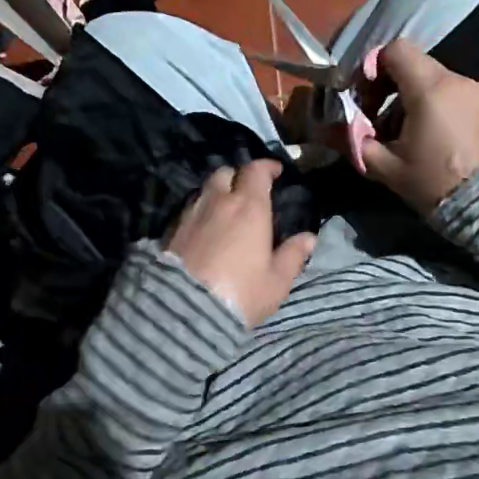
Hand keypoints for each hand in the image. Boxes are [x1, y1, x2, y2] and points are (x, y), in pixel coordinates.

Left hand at [164, 159, 317, 327]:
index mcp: (249, 207)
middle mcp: (218, 202)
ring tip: (226, 211)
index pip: (256, 171)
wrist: (186, 311)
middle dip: (238, 177)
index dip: (266, 167)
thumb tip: (308, 238)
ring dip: (217, 194)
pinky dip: (201, 213)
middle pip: (225, 173)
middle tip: (248, 191)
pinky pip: (189, 211)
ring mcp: (190, 215)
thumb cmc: (242, 293)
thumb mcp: (277, 280)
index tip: (275, 171)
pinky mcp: (170, 231)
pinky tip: (206, 230)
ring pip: (204, 191)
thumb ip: (293, 255)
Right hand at [358, 40, 478, 213]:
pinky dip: (439, 105)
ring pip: (435, 80)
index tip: (366, 97)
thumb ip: (356, 142)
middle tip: (382, 121)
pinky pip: (455, 93)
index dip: (374, 67)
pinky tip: (436, 137)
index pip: (395, 50)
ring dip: (415, 98)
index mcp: (429, 90)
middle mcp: (456, 80)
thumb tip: (328, 129)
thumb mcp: (387, 168)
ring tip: (410, 134)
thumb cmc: (434, 183)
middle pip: (415, 65)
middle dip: (392, 87)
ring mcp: (477, 90)